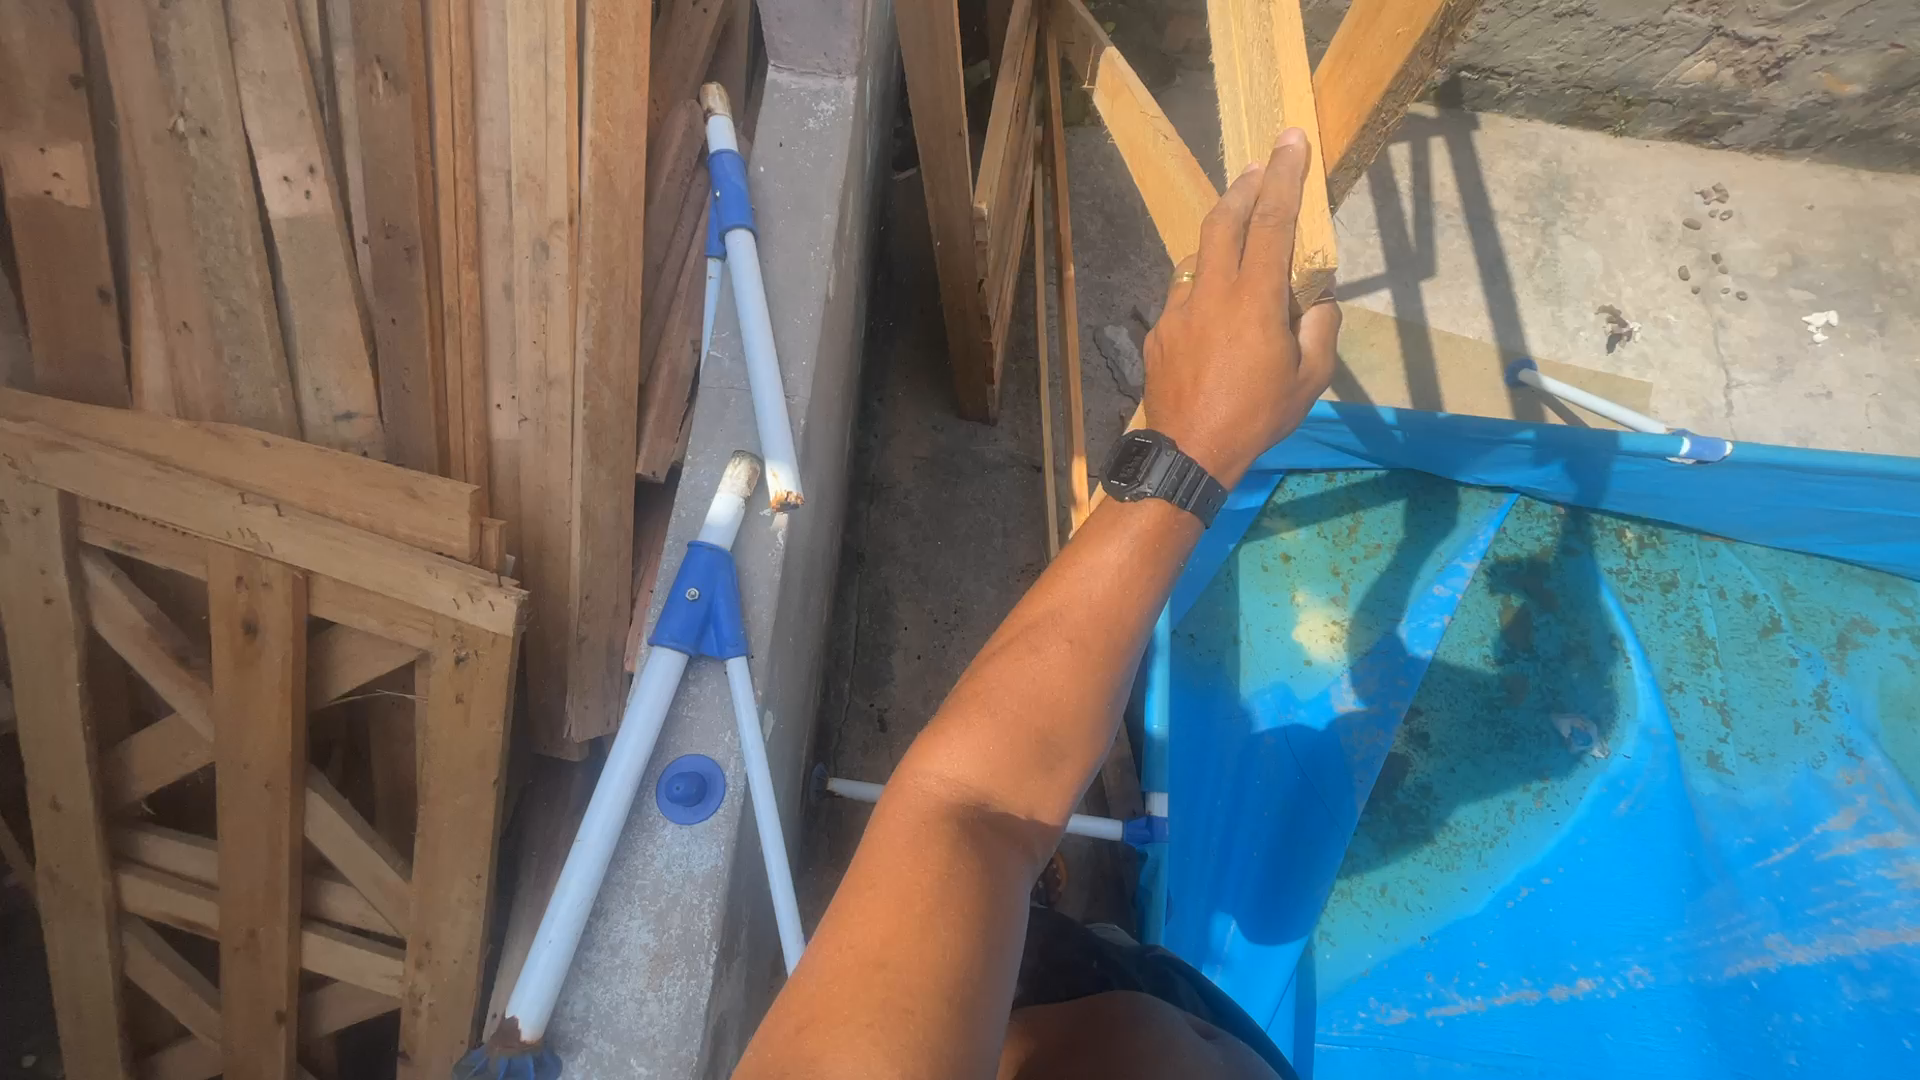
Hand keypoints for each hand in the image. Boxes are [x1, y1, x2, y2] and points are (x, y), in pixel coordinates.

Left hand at [1141, 127, 1339, 487]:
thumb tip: (1317, 299)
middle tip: (1256, 170)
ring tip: (1234, 240)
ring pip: (1194, 258)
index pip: (1271, 221)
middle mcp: (1209, 293)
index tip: (1289, 140)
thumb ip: (1320, 326)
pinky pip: (1180, 297)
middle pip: (1220, 222)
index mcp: (1253, 298)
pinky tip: (1209, 306)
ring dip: (1216, 240)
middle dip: (1241, 188)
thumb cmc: (1256, 417)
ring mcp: (1175, 313)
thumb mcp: (1310, 377)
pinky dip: (1199, 287)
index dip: (1283, 176)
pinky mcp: (1156, 335)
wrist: (1189, 452)